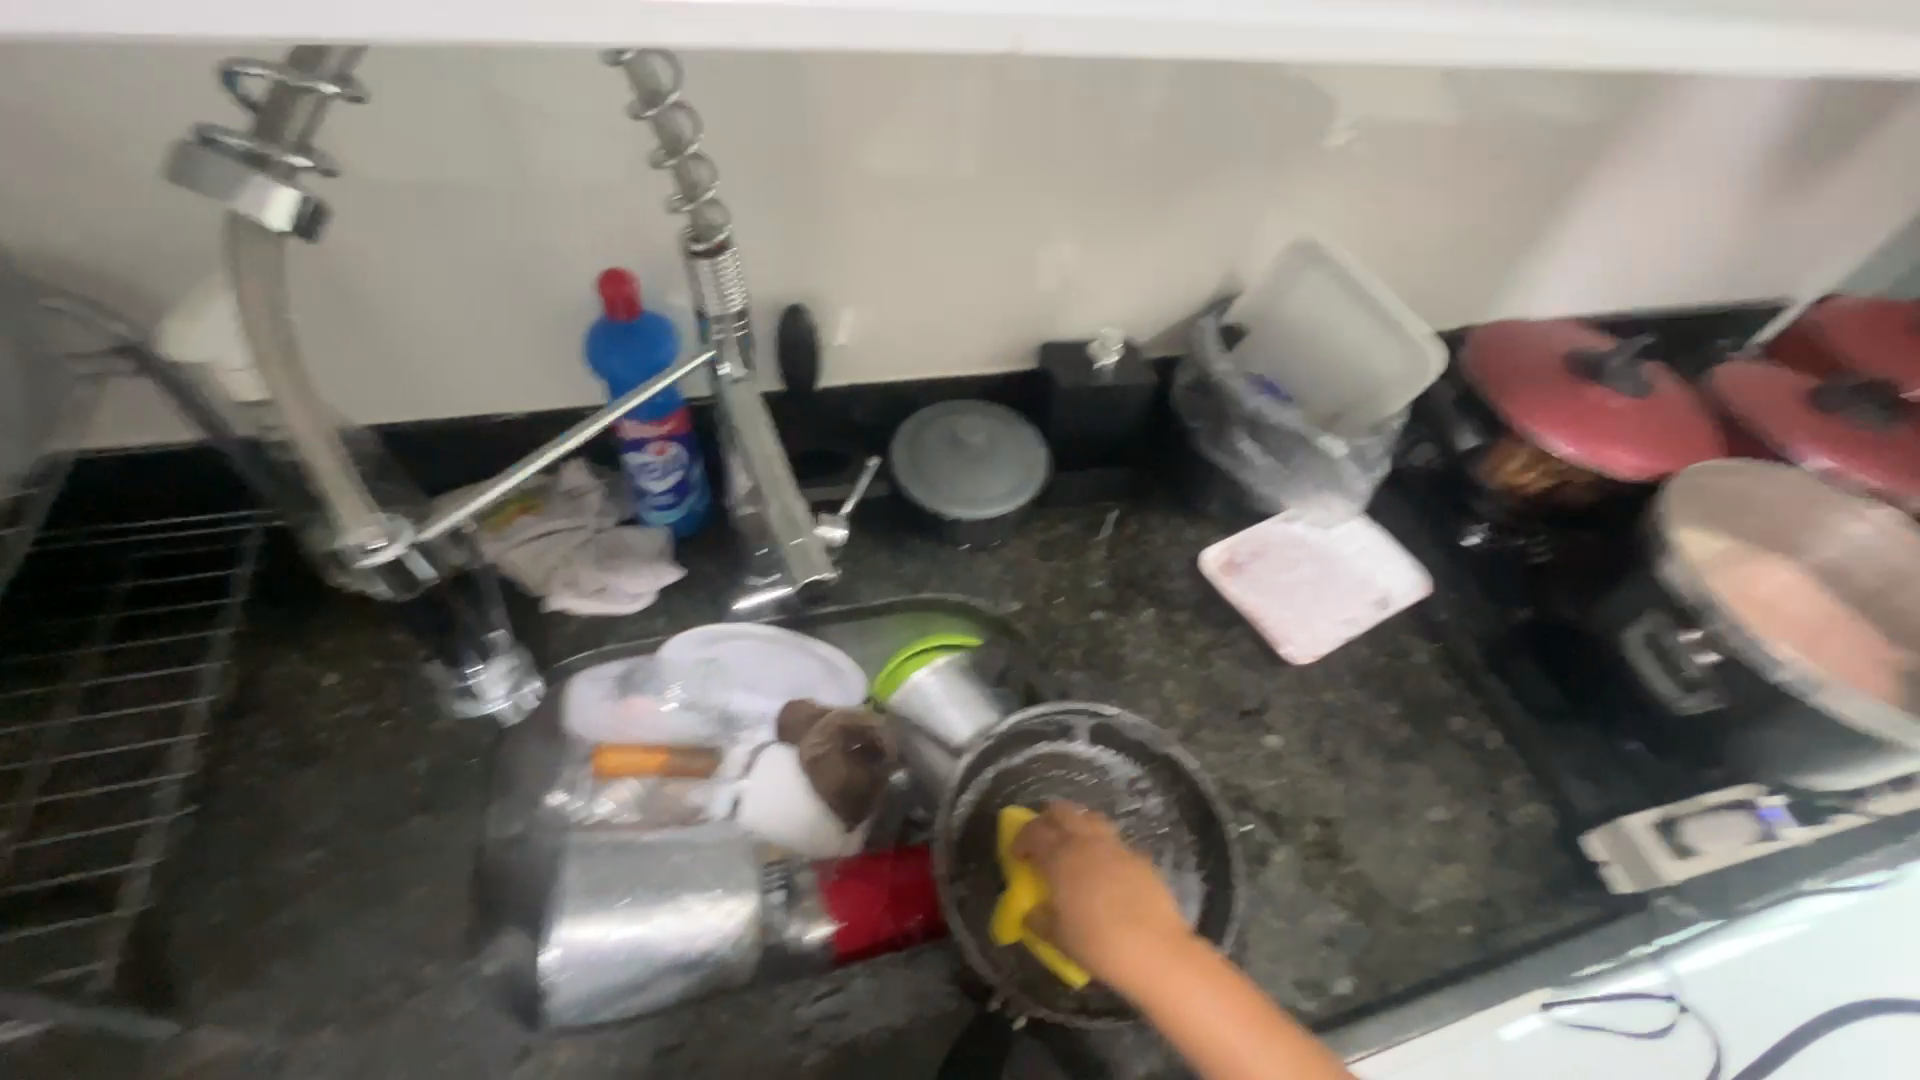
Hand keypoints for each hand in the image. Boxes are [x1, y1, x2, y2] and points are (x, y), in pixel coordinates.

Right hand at [1011, 801, 1196, 991]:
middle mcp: (1086, 842)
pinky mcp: (1139, 857)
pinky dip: (1104, 848)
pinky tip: (1106, 872)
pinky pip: (1115, 842)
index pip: (1033, 831)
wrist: (1155, 949)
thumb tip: (1032, 913)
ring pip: (1090, 818)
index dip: (1021, 839)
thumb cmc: (1097, 944)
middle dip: (1047, 820)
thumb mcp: (1058, 938)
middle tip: (1043, 841)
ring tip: (1074, 848)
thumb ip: (1039, 920)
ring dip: (1077, 825)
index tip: (1018, 856)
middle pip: (1062, 811)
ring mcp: (1115, 846)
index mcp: (1060, 857)